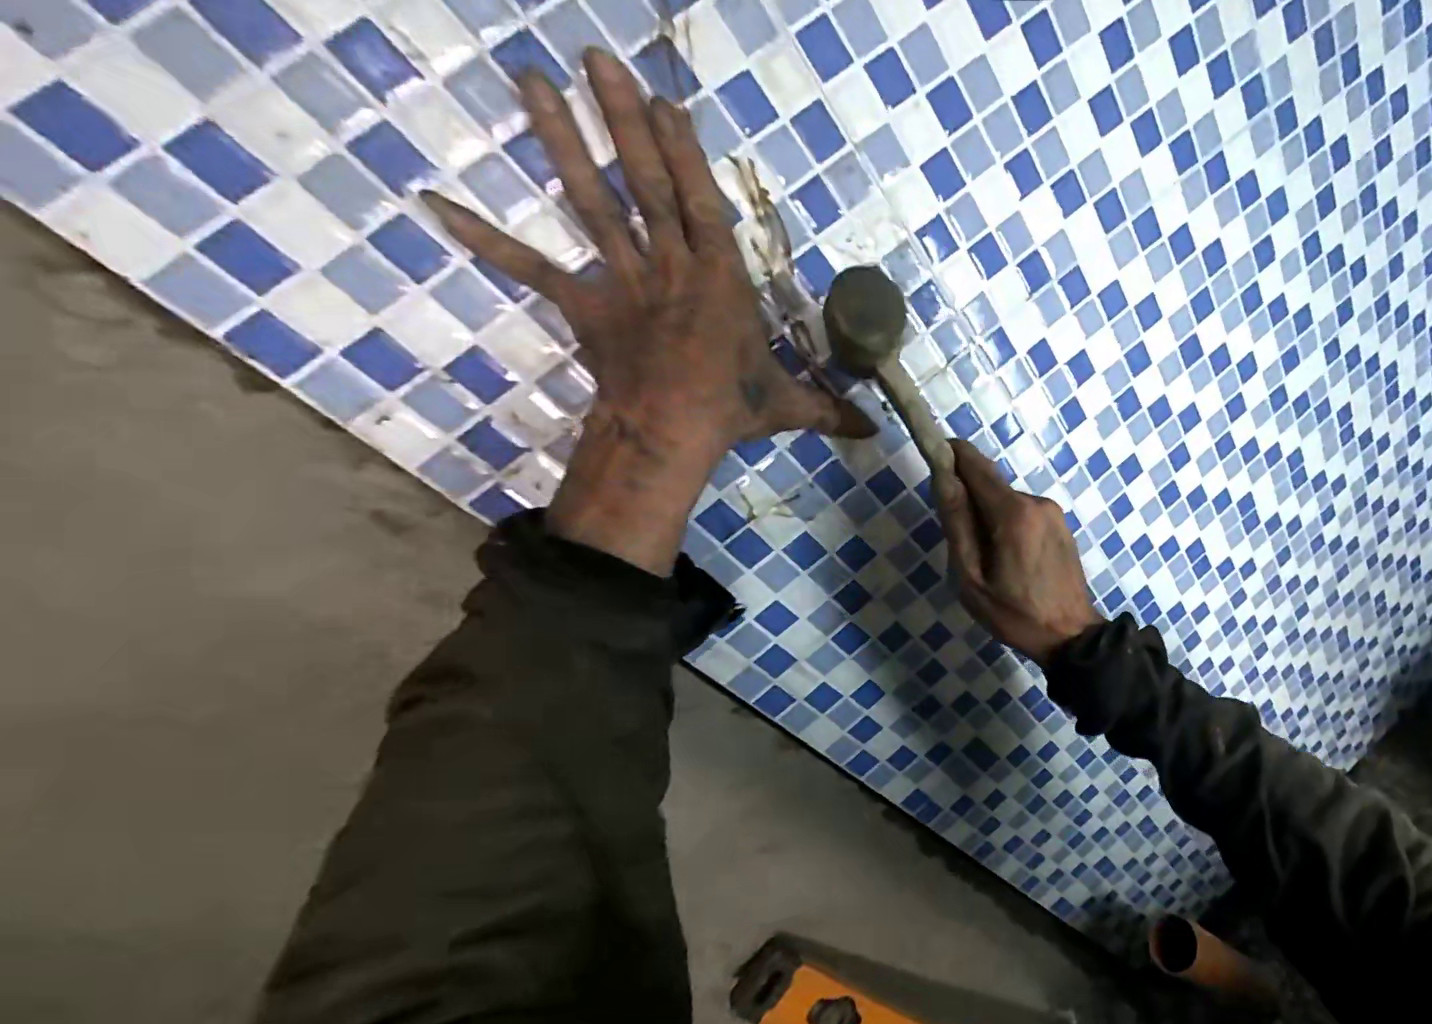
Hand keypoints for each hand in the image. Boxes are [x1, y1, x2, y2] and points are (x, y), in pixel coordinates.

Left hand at [424, 49, 870, 573]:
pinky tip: (434, 202)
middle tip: (595, 57)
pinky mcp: (583, 307)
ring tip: (531, 80)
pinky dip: (485, 239)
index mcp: (720, 279)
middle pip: (645, 183)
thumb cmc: (731, 413)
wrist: (670, 434)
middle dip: (622, 120)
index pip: (700, 202)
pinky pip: (530, 269)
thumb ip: (829, 409)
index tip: (663, 102)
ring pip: (589, 204)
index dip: (683, 151)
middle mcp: (669, 266)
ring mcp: (621, 281)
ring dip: (561, 141)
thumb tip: (873, 428)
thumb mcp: (788, 407)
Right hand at [935, 440, 1101, 663]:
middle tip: (958, 540)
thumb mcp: (971, 578)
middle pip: (989, 484)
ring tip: (986, 561)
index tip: (931, 455)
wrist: (1070, 636)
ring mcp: (1052, 511)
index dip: (950, 455)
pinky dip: (1006, 524)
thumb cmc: (1014, 614)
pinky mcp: (1060, 523)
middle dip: (967, 499)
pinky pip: (1023, 512)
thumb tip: (942, 478)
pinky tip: (1008, 559)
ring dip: (987, 516)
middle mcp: (1035, 501)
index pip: (974, 465)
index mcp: (1013, 513)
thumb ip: (956, 525)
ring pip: (1005, 500)